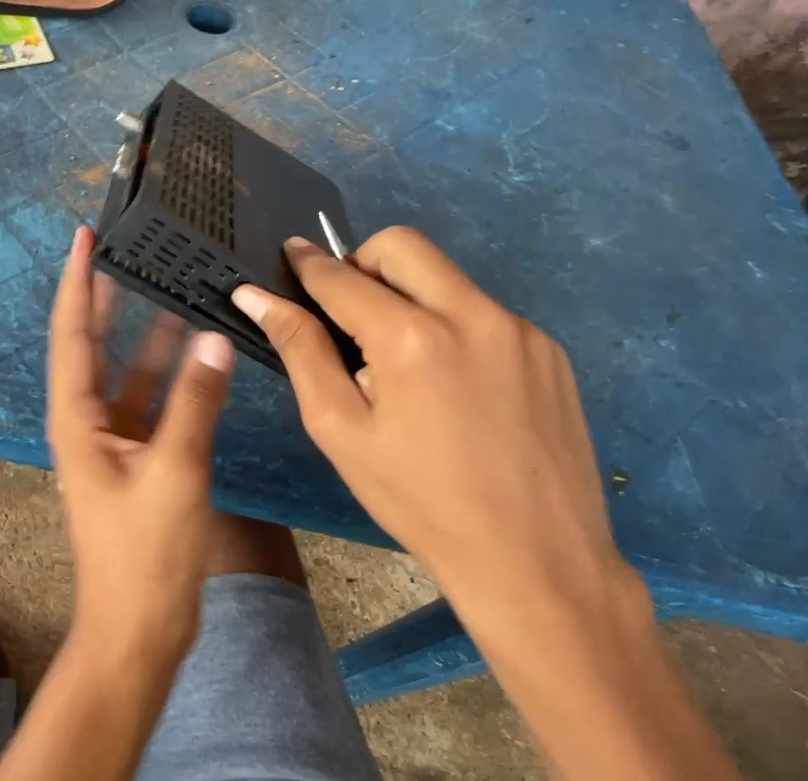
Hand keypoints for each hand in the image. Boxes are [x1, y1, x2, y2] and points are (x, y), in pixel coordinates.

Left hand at [47, 226, 235, 659]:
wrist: (139, 628)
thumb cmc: (144, 556)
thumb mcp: (174, 473)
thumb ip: (195, 404)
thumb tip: (213, 338)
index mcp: (76, 418)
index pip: (72, 334)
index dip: (77, 283)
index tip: (83, 238)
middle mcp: (86, 420)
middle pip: (93, 343)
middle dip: (104, 296)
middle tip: (121, 247)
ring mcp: (113, 440)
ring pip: (127, 371)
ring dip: (146, 332)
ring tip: (167, 282)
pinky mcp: (139, 459)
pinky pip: (153, 402)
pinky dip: (171, 375)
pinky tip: (197, 349)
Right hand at [231, 227, 627, 611]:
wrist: (536, 561)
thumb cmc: (418, 500)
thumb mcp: (339, 429)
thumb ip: (300, 350)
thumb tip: (257, 296)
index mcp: (412, 337)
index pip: (341, 276)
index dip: (307, 264)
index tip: (289, 255)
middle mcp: (472, 315)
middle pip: (402, 246)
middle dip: (362, 263)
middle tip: (347, 313)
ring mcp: (520, 330)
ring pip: (446, 277)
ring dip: (408, 295)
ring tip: (400, 362)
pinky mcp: (550, 351)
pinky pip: (484, 311)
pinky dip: (451, 325)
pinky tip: (449, 385)